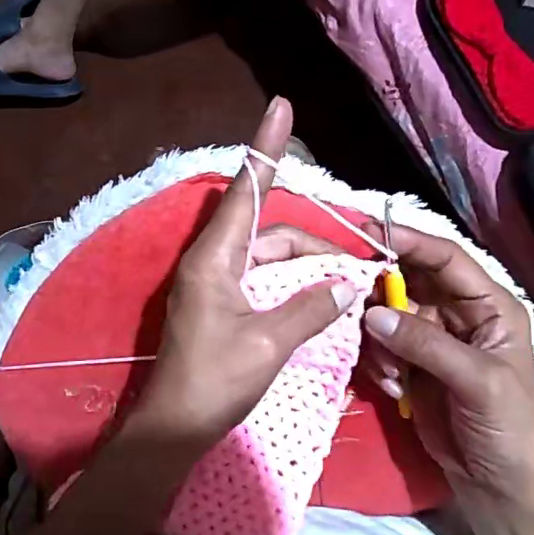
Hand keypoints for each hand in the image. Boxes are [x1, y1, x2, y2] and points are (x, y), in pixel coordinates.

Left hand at [128, 97, 360, 450]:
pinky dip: (293, 286)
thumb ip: (310, 307)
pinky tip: (321, 298)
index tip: (280, 107)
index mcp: (215, 258)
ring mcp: (216, 285)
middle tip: (359, 264)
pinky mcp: (221, 307)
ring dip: (308, 268)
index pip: (247, 189)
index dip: (266, 147)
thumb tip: (346, 285)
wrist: (174, 427)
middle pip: (271, 231)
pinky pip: (263, 281)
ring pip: (271, 259)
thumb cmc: (215, 381)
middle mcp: (213, 262)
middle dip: (316, 242)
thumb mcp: (269, 342)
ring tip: (348, 285)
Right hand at [358, 225, 533, 513]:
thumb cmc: (509, 428)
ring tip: (389, 371)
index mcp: (489, 306)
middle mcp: (458, 314)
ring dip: (377, 336)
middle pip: (410, 281)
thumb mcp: (478, 381)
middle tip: (350, 298)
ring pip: (388, 313)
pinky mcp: (410, 365)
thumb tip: (372, 313)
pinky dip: (377, 360)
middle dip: (381, 289)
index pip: (447, 259)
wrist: (499, 486)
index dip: (411, 242)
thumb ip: (426, 344)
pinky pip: (380, 345)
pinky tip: (391, 386)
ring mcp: (430, 340)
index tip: (369, 233)